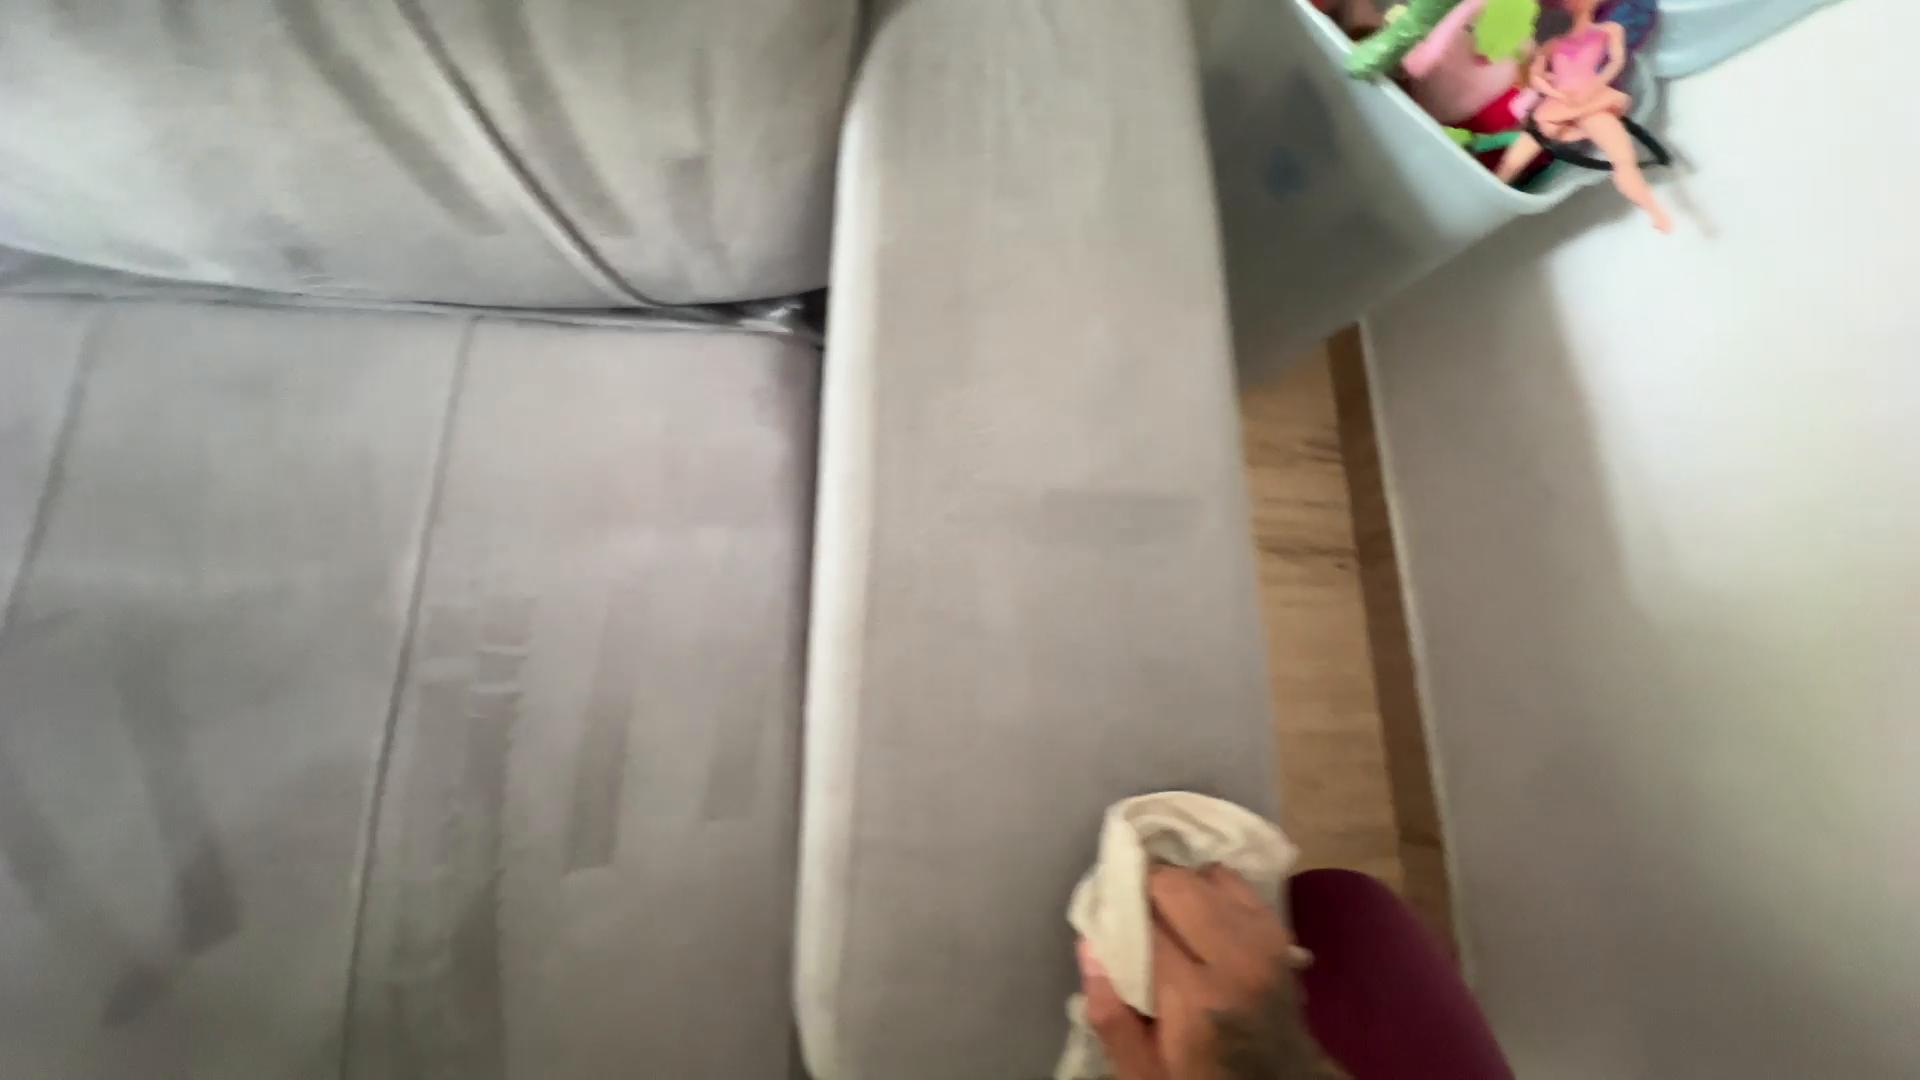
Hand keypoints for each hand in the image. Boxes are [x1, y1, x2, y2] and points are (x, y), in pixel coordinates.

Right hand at [1079, 865, 1317, 1079]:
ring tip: (1163, 906)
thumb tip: (1089, 944)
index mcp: (1196, 1000)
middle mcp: (1236, 962)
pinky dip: (1210, 883)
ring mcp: (1263, 944)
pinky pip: (1235, 882)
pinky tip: (1198, 906)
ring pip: (1206, 876)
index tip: (1104, 911)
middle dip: (1145, 885)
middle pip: (1177, 885)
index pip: (1145, 918)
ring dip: (1179, 883)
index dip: (1117, 905)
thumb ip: (1110, 1015)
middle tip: (1131, 905)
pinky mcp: (1278, 934)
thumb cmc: (1201, 1079)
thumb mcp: (1143, 1071)